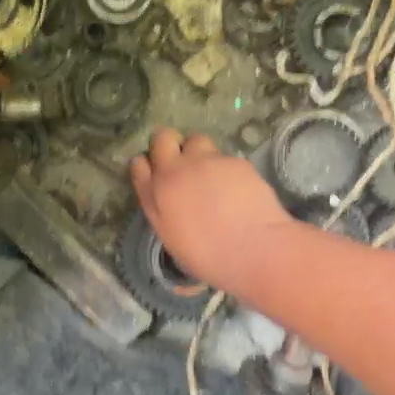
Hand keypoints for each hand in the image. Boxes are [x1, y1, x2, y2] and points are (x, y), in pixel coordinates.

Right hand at [128, 127, 295, 290]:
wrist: (256, 248)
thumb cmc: (209, 256)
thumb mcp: (172, 238)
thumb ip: (160, 209)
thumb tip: (160, 190)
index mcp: (159, 192)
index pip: (139, 164)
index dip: (147, 165)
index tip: (156, 172)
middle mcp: (178, 168)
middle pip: (163, 138)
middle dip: (169, 143)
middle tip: (181, 162)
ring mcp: (208, 161)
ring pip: (196, 141)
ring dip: (199, 152)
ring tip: (211, 174)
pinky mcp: (234, 160)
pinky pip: (224, 157)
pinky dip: (226, 168)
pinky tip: (237, 188)